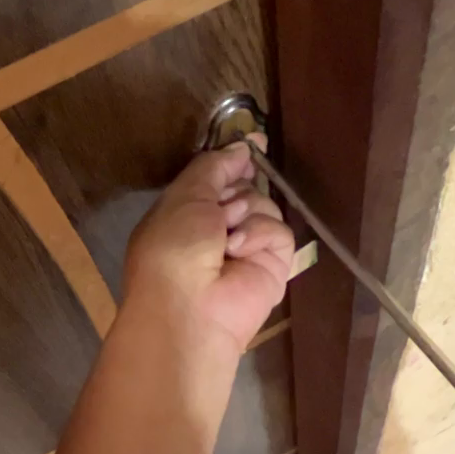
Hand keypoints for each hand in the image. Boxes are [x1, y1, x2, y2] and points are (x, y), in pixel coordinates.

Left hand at [122, 135, 294, 351]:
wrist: (189, 307)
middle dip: (235, 193)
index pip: (220, 179)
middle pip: (246, 188)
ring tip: (227, 239)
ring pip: (265, 206)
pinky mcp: (274, 266)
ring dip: (246, 214)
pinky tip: (240, 253)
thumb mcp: (184, 196)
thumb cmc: (174, 247)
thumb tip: (242, 147)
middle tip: (221, 212)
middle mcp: (219, 231)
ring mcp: (248, 249)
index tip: (257, 146)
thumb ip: (213, 167)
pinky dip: (261, 236)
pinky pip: (280, 232)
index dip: (236, 162)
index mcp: (189, 213)